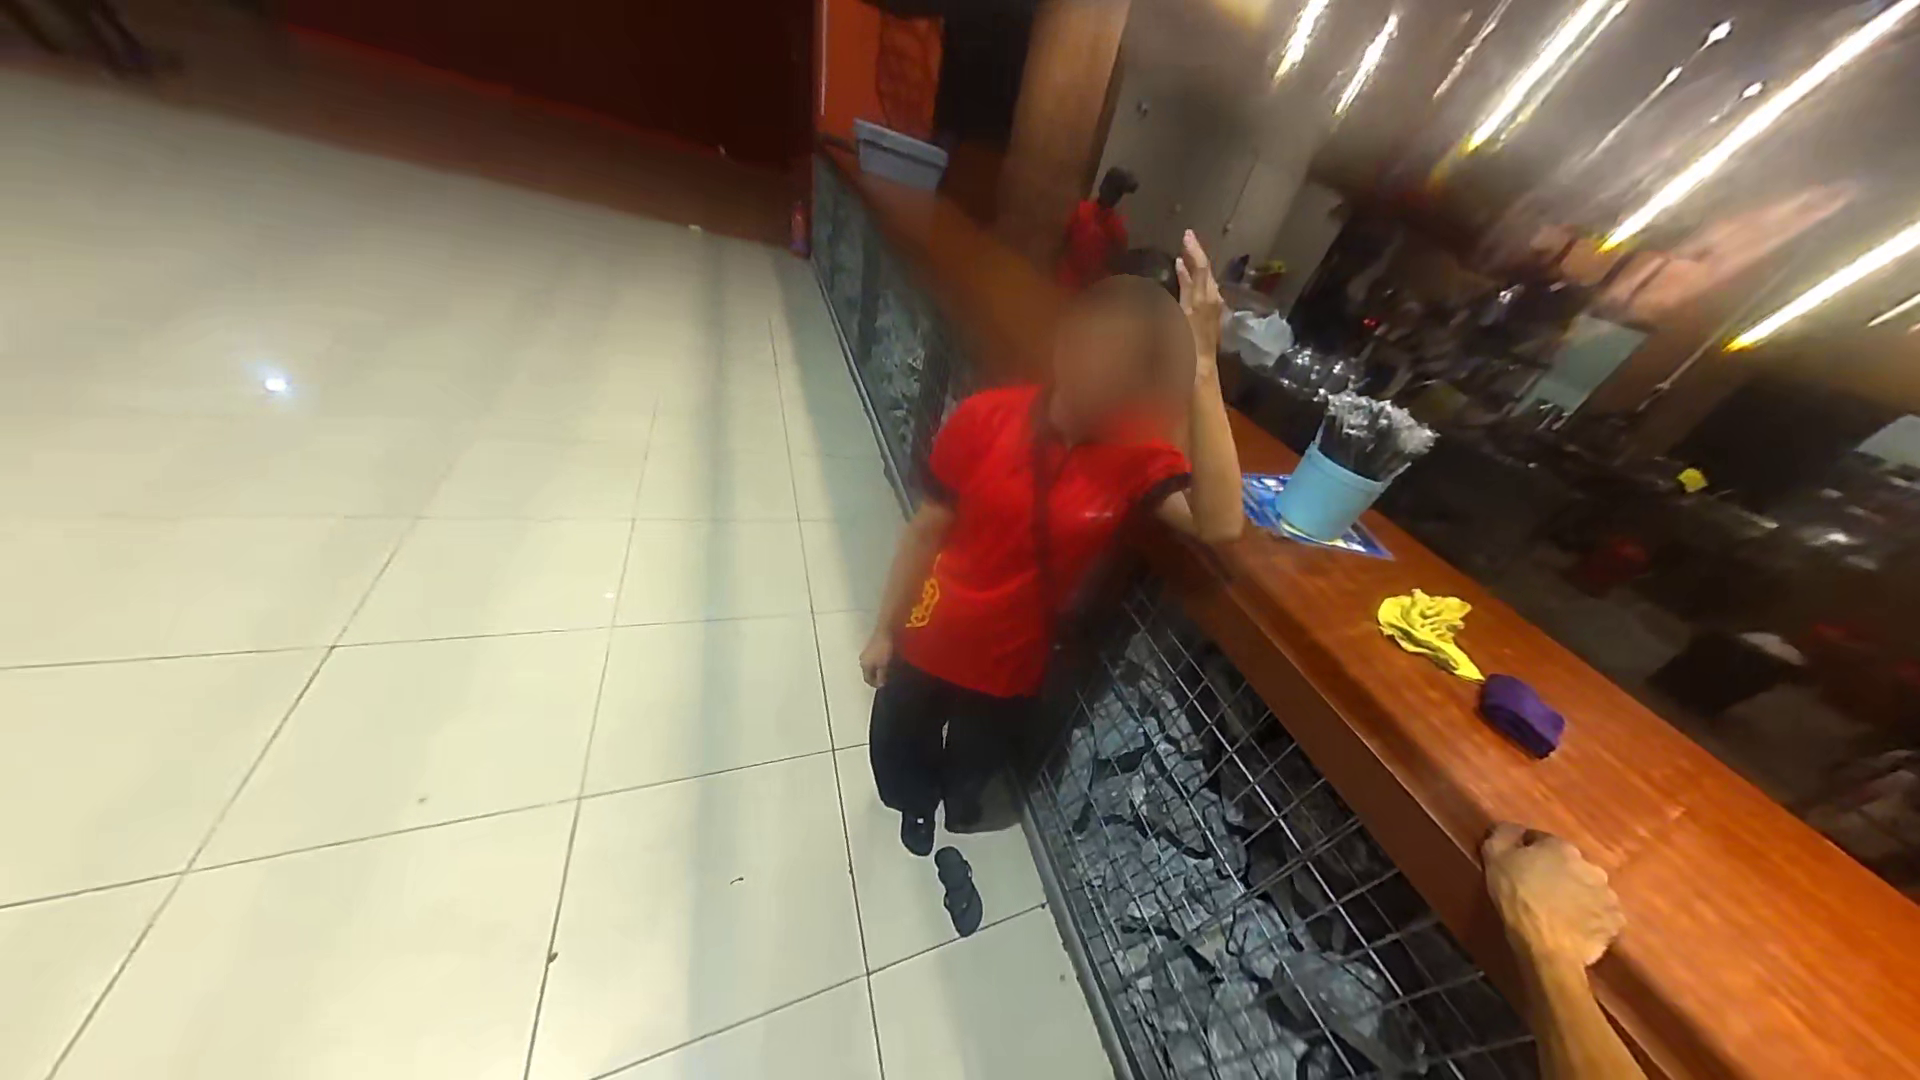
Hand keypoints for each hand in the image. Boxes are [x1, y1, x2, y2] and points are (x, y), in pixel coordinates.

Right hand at [859, 631, 893, 688]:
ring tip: (889, 670)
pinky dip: (881, 661)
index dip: (875, 684)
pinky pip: (876, 657)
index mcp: (864, 665)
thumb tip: (880, 685)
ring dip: (879, 668)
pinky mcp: (873, 645)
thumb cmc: (884, 650)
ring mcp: (867, 652)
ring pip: (873, 664)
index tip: (885, 686)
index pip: (868, 679)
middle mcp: (863, 659)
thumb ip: (882, 676)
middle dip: (877, 676)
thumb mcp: (884, 666)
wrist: (887, 630)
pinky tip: (889, 660)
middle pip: (869, 672)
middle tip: (887, 679)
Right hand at [1174, 230, 1223, 370]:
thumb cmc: (1180, 357)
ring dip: (1198, 272)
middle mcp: (1209, 304)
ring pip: (1208, 285)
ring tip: (1186, 264)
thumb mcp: (1168, 329)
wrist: (1199, 379)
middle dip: (1196, 257)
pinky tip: (1193, 290)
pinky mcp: (1212, 325)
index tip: (1186, 235)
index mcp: (1198, 302)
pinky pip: (1207, 297)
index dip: (1193, 252)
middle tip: (1187, 243)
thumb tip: (1159, 291)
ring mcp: (1213, 314)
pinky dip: (1200, 287)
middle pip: (1207, 274)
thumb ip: (1163, 308)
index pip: (1199, 270)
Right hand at [1483, 824, 1624, 969]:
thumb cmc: (1516, 894)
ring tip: (1557, 906)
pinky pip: (1600, 910)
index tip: (1517, 864)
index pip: (1542, 840)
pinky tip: (1572, 920)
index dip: (1527, 850)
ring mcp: (1609, 896)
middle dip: (1556, 870)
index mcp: (1562, 848)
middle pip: (1569, 863)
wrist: (1546, 944)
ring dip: (1575, 891)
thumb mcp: (1493, 854)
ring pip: (1587, 886)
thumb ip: (1505, 833)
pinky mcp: (1617, 922)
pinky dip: (1588, 912)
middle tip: (1537, 884)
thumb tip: (1515, 828)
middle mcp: (1591, 867)